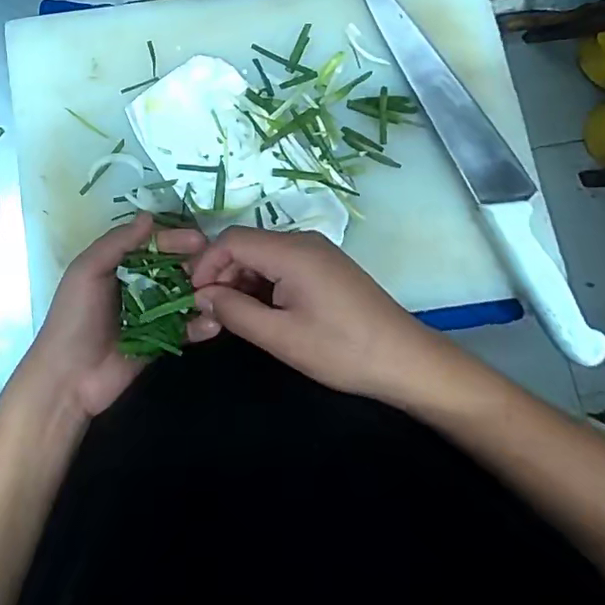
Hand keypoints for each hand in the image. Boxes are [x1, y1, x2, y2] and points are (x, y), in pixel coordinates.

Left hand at [15, 214, 207, 419]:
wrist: (69, 376)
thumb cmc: (75, 316)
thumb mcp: (88, 271)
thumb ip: (117, 243)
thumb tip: (149, 217)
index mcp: (116, 263)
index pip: (151, 244)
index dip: (174, 239)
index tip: (200, 240)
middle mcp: (136, 284)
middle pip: (172, 267)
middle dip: (194, 264)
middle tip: (216, 267)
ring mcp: (150, 313)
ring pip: (183, 295)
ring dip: (202, 292)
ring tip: (219, 291)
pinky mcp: (161, 341)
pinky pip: (186, 328)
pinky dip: (201, 324)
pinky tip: (214, 322)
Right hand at [189, 227, 482, 409]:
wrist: (410, 363)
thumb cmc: (343, 350)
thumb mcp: (281, 337)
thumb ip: (235, 312)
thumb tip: (201, 297)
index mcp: (291, 251)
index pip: (231, 240)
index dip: (205, 265)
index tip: (193, 298)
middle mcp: (302, 241)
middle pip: (245, 246)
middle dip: (221, 276)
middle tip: (211, 314)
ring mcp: (316, 252)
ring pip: (261, 256)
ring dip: (241, 283)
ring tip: (234, 318)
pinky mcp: (325, 267)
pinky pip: (281, 265)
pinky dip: (263, 285)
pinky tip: (262, 314)